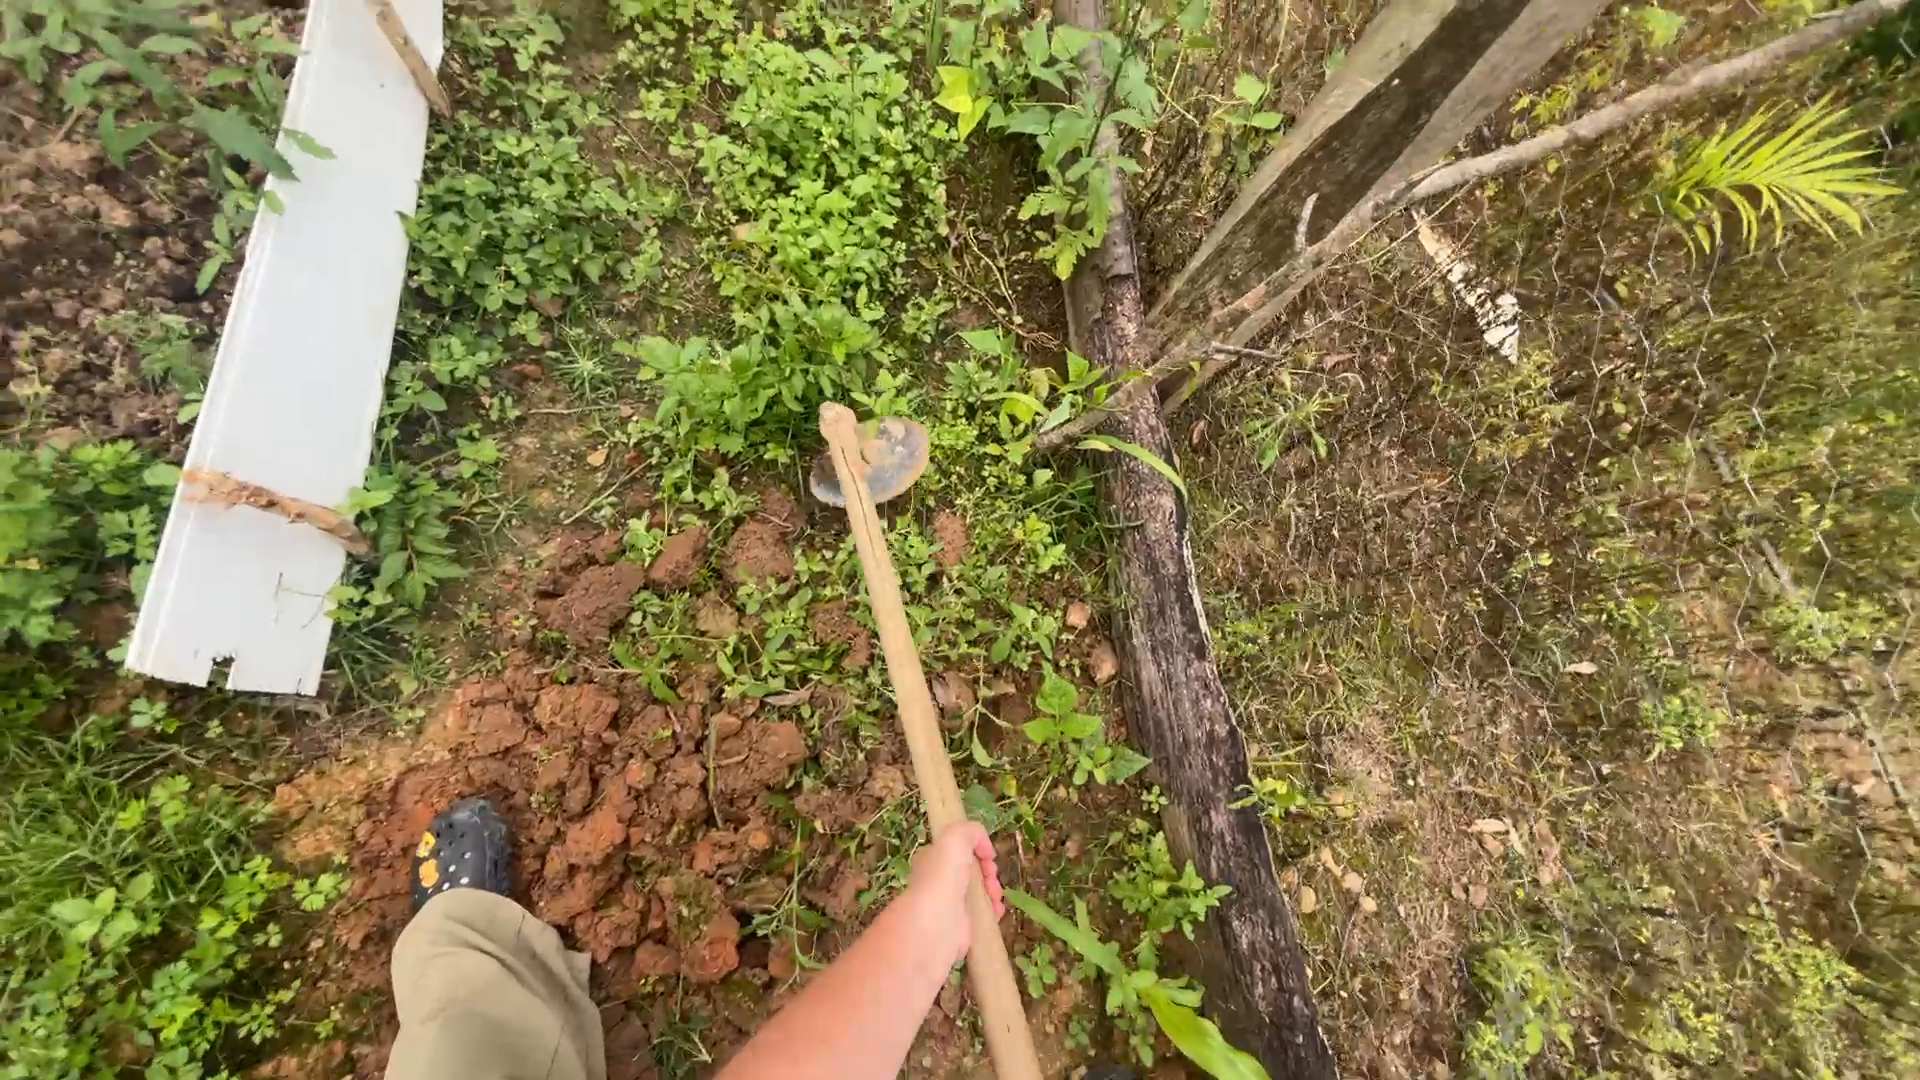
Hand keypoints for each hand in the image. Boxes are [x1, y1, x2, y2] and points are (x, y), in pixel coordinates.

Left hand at [901, 821, 1004, 965]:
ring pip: (978, 891)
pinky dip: (993, 911)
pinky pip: (981, 913)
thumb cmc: (944, 874)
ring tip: (995, 895)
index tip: (988, 856)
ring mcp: (949, 904)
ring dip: (993, 890)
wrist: (937, 922)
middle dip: (988, 871)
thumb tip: (985, 848)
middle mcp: (938, 880)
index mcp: (933, 858)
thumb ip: (972, 831)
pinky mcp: (960, 925)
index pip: (958, 850)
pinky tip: (996, 910)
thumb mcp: (956, 837)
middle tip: (992, 876)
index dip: (977, 849)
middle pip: (971, 870)